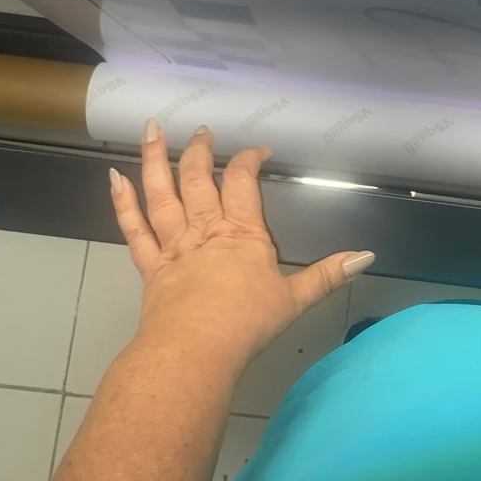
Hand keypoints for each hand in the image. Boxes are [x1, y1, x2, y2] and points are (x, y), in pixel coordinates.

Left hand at [109, 119, 373, 371]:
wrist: (196, 351)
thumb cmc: (247, 324)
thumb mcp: (295, 298)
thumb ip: (328, 275)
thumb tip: (366, 255)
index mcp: (242, 234)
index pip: (244, 183)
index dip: (251, 160)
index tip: (259, 149)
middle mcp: (206, 230)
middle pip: (200, 180)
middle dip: (202, 152)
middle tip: (202, 130)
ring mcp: (174, 246)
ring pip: (162, 194)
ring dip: (156, 160)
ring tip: (152, 129)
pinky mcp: (151, 266)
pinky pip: (134, 229)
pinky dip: (123, 203)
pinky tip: (114, 178)